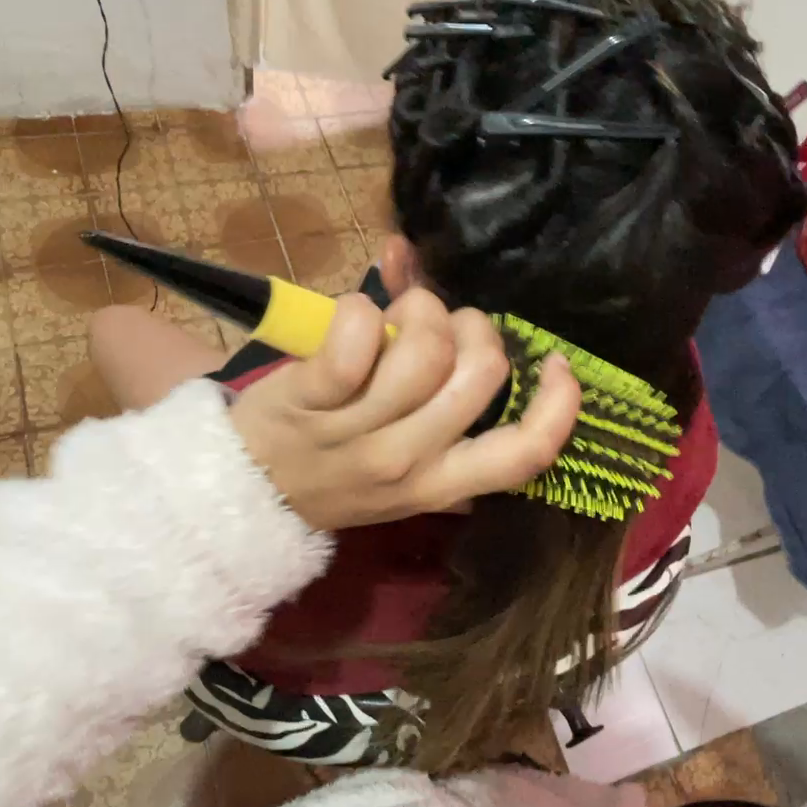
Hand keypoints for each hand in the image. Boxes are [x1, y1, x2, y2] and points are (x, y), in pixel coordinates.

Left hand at [229, 289, 580, 530]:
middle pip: (481, 372)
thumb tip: (475, 327)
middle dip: (470, 327)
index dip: (557, 406)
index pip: (524, 454)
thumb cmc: (335, 473)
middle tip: (438, 331)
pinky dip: (360, 311)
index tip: (555, 364)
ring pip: (426, 347)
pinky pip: (357, 336)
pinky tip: (352, 320)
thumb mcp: (405, 471)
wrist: (248, 495)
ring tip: (390, 323)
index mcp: (442, 482)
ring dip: (415, 312)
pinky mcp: (311, 399)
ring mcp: (359, 431)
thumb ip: (446, 406)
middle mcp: (410, 460)